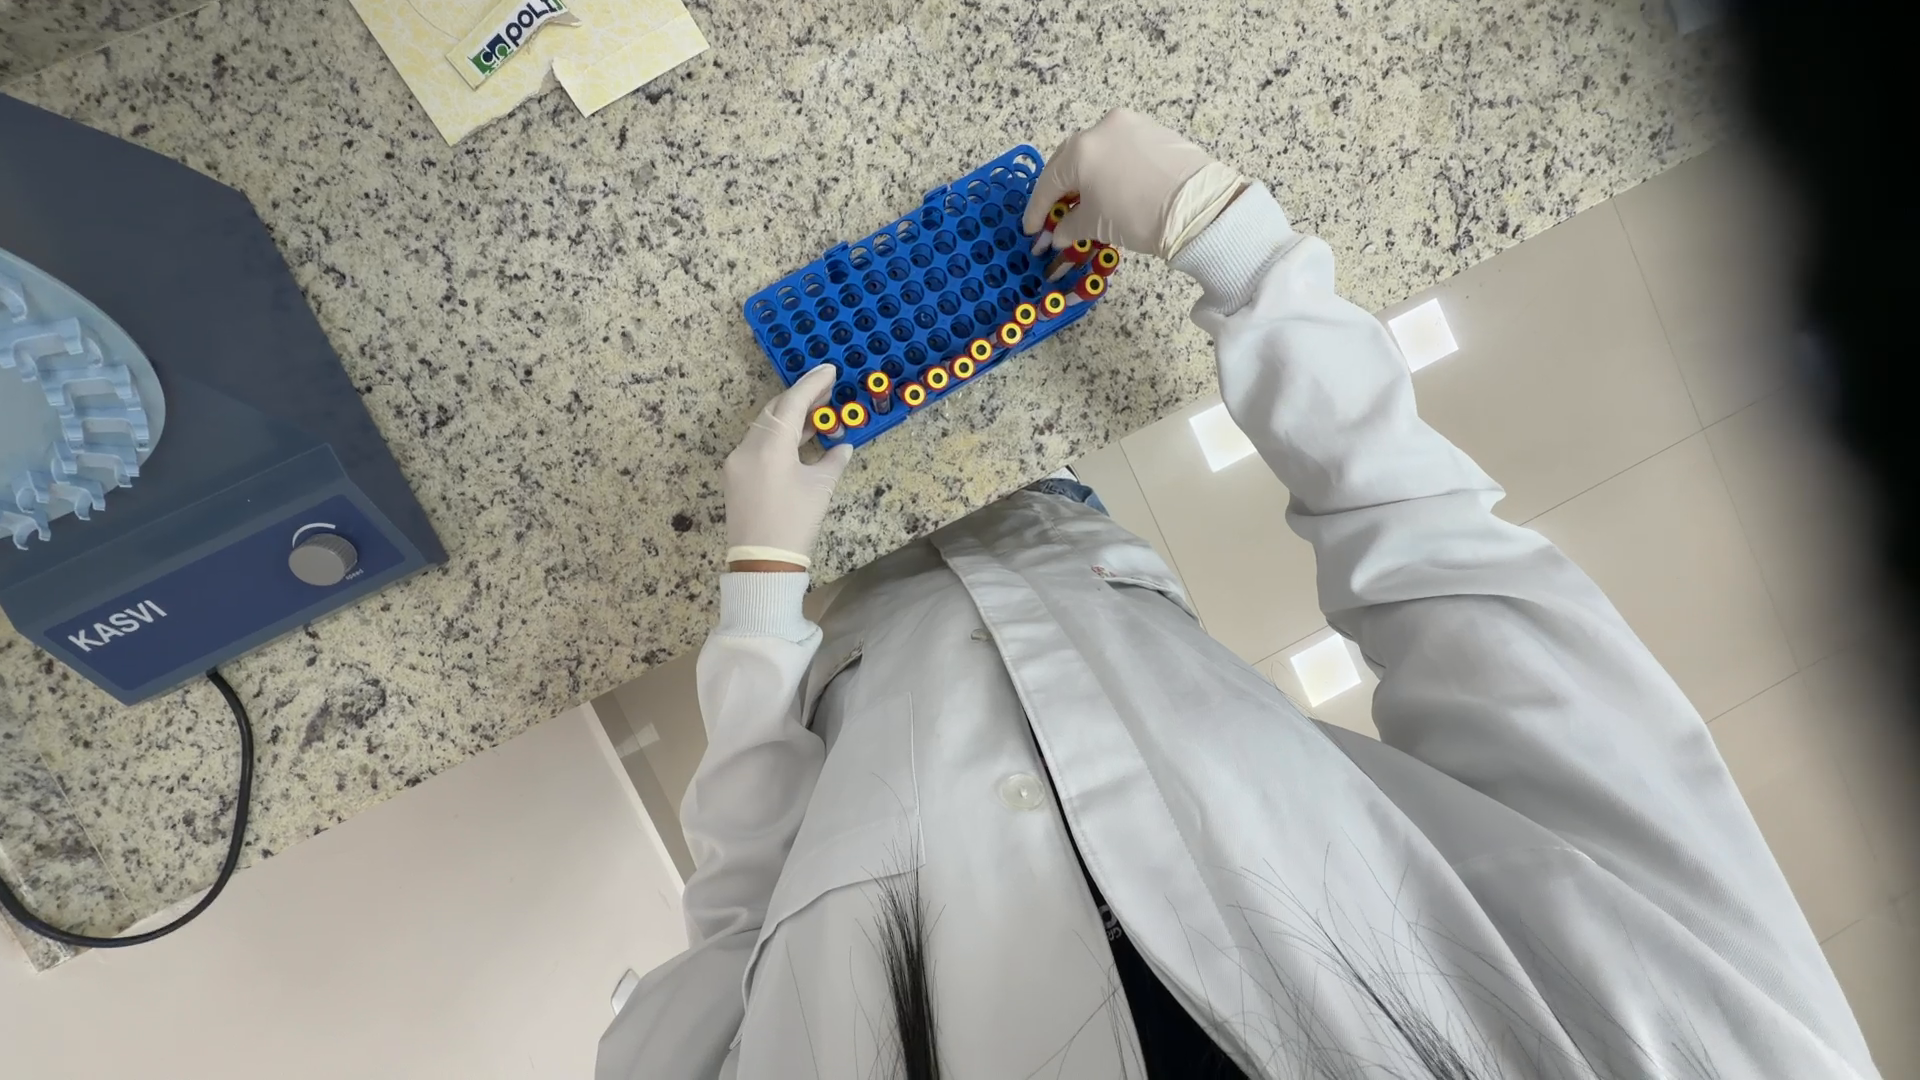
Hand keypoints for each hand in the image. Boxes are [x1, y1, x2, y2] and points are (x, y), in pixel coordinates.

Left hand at [723, 364, 851, 571]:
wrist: (762, 563)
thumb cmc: (795, 523)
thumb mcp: (820, 489)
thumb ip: (833, 461)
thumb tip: (842, 447)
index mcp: (770, 446)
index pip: (792, 403)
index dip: (812, 384)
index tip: (830, 370)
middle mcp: (748, 447)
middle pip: (774, 410)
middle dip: (800, 399)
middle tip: (827, 392)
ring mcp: (737, 462)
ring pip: (765, 427)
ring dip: (790, 419)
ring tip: (816, 416)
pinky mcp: (735, 477)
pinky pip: (758, 445)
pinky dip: (778, 437)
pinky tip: (797, 442)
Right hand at [1022, 108, 1247, 261]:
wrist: (1195, 208)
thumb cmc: (1136, 215)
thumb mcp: (1095, 225)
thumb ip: (1069, 227)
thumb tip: (1057, 234)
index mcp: (1080, 149)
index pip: (1049, 183)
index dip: (1037, 211)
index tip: (1031, 230)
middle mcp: (1102, 128)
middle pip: (1069, 162)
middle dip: (1059, 192)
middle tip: (1054, 217)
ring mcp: (1131, 126)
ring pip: (1096, 154)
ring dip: (1084, 180)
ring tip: (1082, 206)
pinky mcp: (1154, 132)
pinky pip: (1119, 151)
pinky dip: (1108, 171)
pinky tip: (1110, 190)